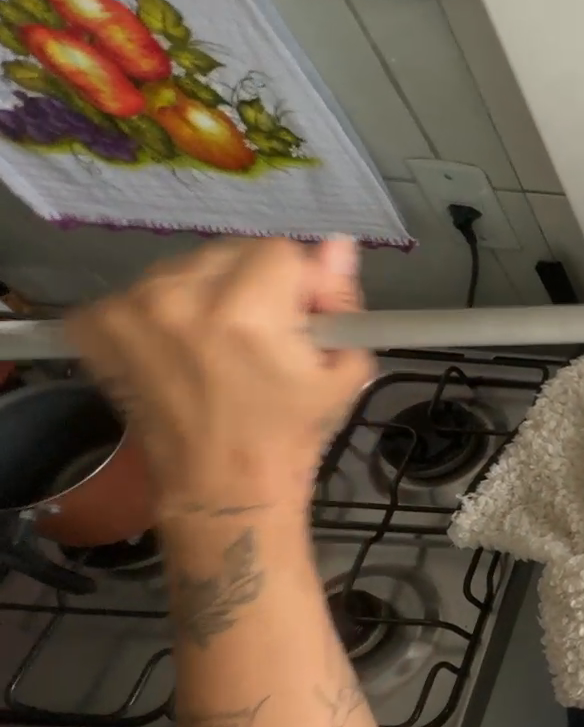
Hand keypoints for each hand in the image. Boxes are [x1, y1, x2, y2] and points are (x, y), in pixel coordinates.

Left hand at [68, 238, 375, 519]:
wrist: (222, 480)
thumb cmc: (295, 430)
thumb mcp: (345, 371)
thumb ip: (342, 302)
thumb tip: (340, 246)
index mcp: (248, 316)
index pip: (283, 252)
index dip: (310, 282)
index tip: (317, 318)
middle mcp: (179, 300)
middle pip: (235, 251)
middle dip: (265, 282)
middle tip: (278, 332)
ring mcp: (128, 310)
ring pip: (191, 266)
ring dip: (219, 291)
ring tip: (231, 341)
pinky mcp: (96, 322)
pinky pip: (149, 288)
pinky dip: (175, 307)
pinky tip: (191, 345)